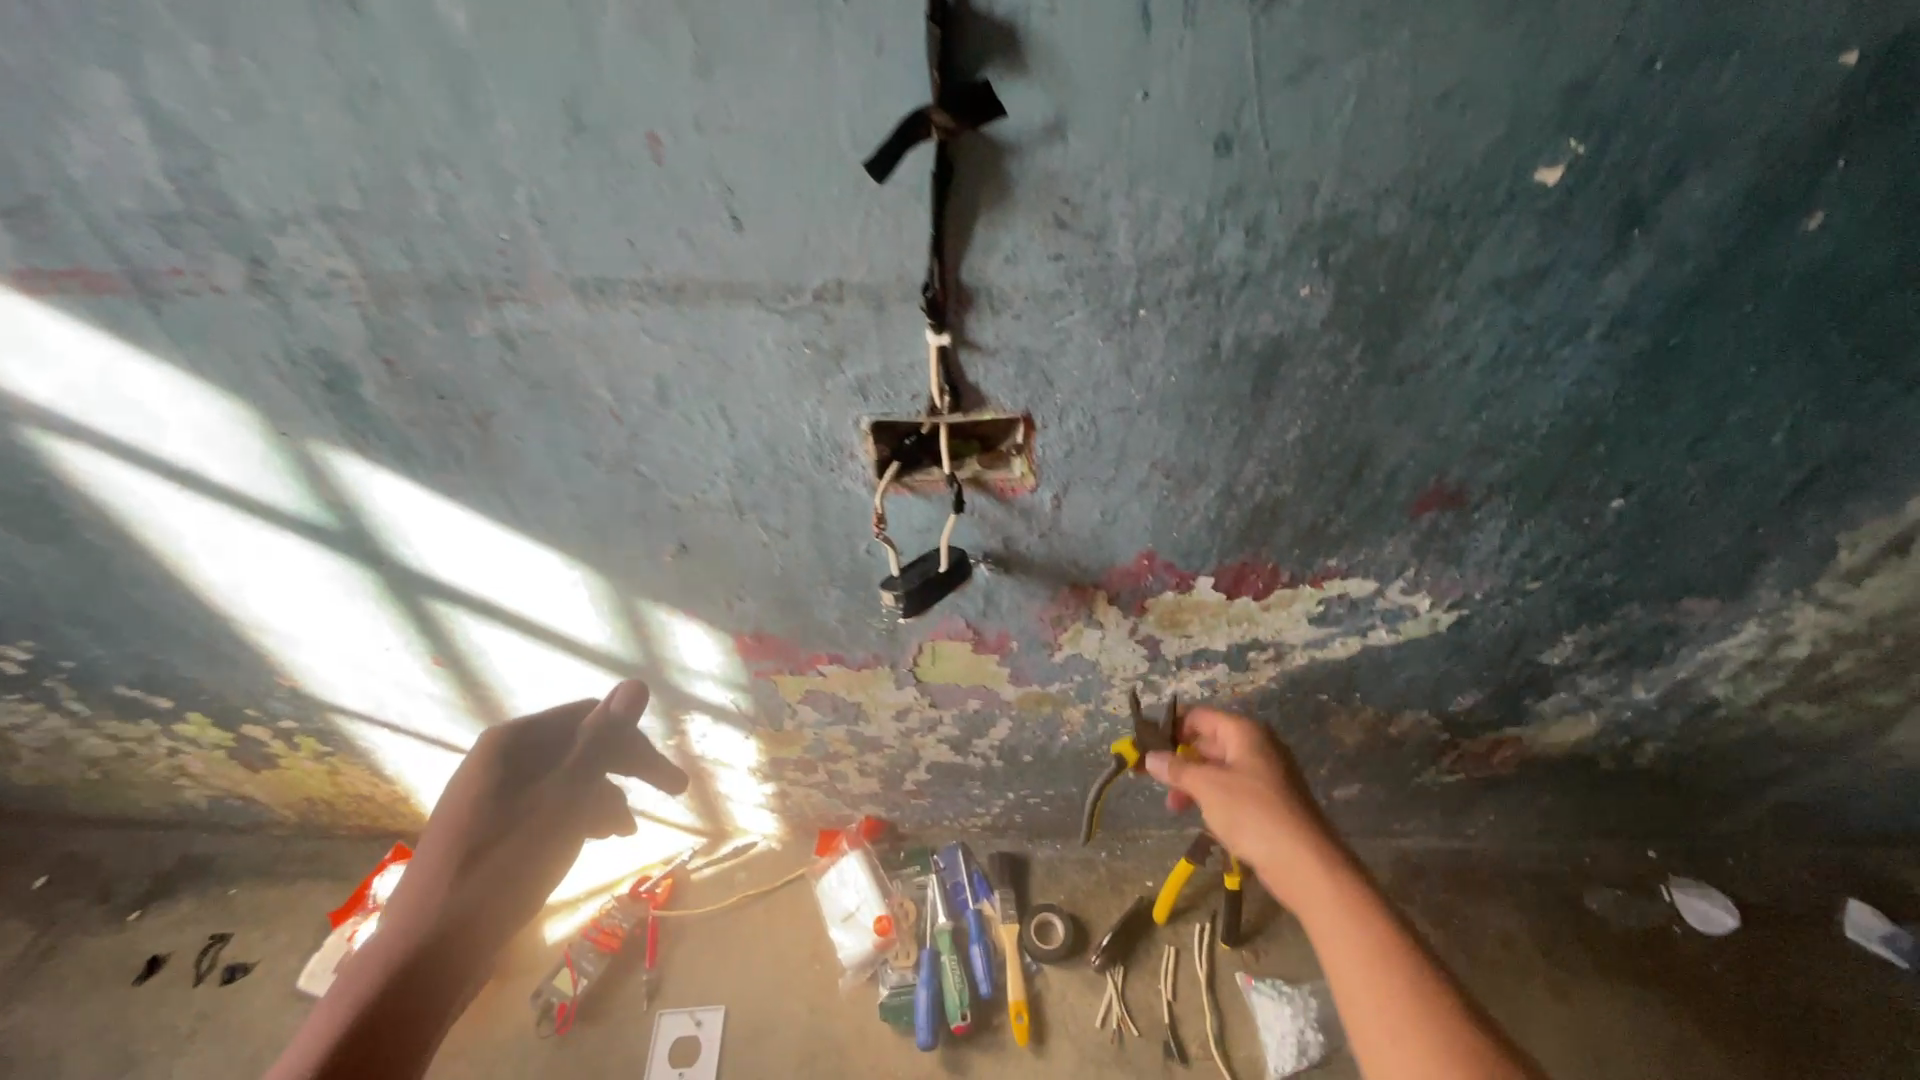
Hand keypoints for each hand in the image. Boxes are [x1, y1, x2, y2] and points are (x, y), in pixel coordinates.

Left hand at [377, 680, 688, 959]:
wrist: (426, 953)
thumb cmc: (504, 866)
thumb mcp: (565, 798)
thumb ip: (602, 741)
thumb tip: (636, 683)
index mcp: (513, 741)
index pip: (594, 717)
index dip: (636, 744)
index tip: (670, 782)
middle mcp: (500, 758)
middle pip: (581, 747)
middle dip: (626, 770)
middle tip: (671, 796)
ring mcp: (491, 795)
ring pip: (566, 780)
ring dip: (604, 797)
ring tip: (625, 833)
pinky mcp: (487, 831)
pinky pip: (546, 807)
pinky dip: (576, 817)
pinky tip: (591, 841)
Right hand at [1143, 706, 1338, 903]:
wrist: (1304, 862)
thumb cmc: (1252, 813)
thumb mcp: (1207, 787)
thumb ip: (1176, 769)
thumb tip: (1150, 757)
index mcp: (1244, 732)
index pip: (1199, 716)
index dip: (1171, 729)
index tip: (1145, 747)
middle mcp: (1257, 747)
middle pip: (1208, 743)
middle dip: (1179, 760)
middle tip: (1149, 777)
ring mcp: (1265, 775)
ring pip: (1218, 770)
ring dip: (1192, 783)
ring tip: (1173, 806)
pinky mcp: (1269, 802)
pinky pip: (1232, 791)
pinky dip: (1212, 799)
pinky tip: (1200, 818)